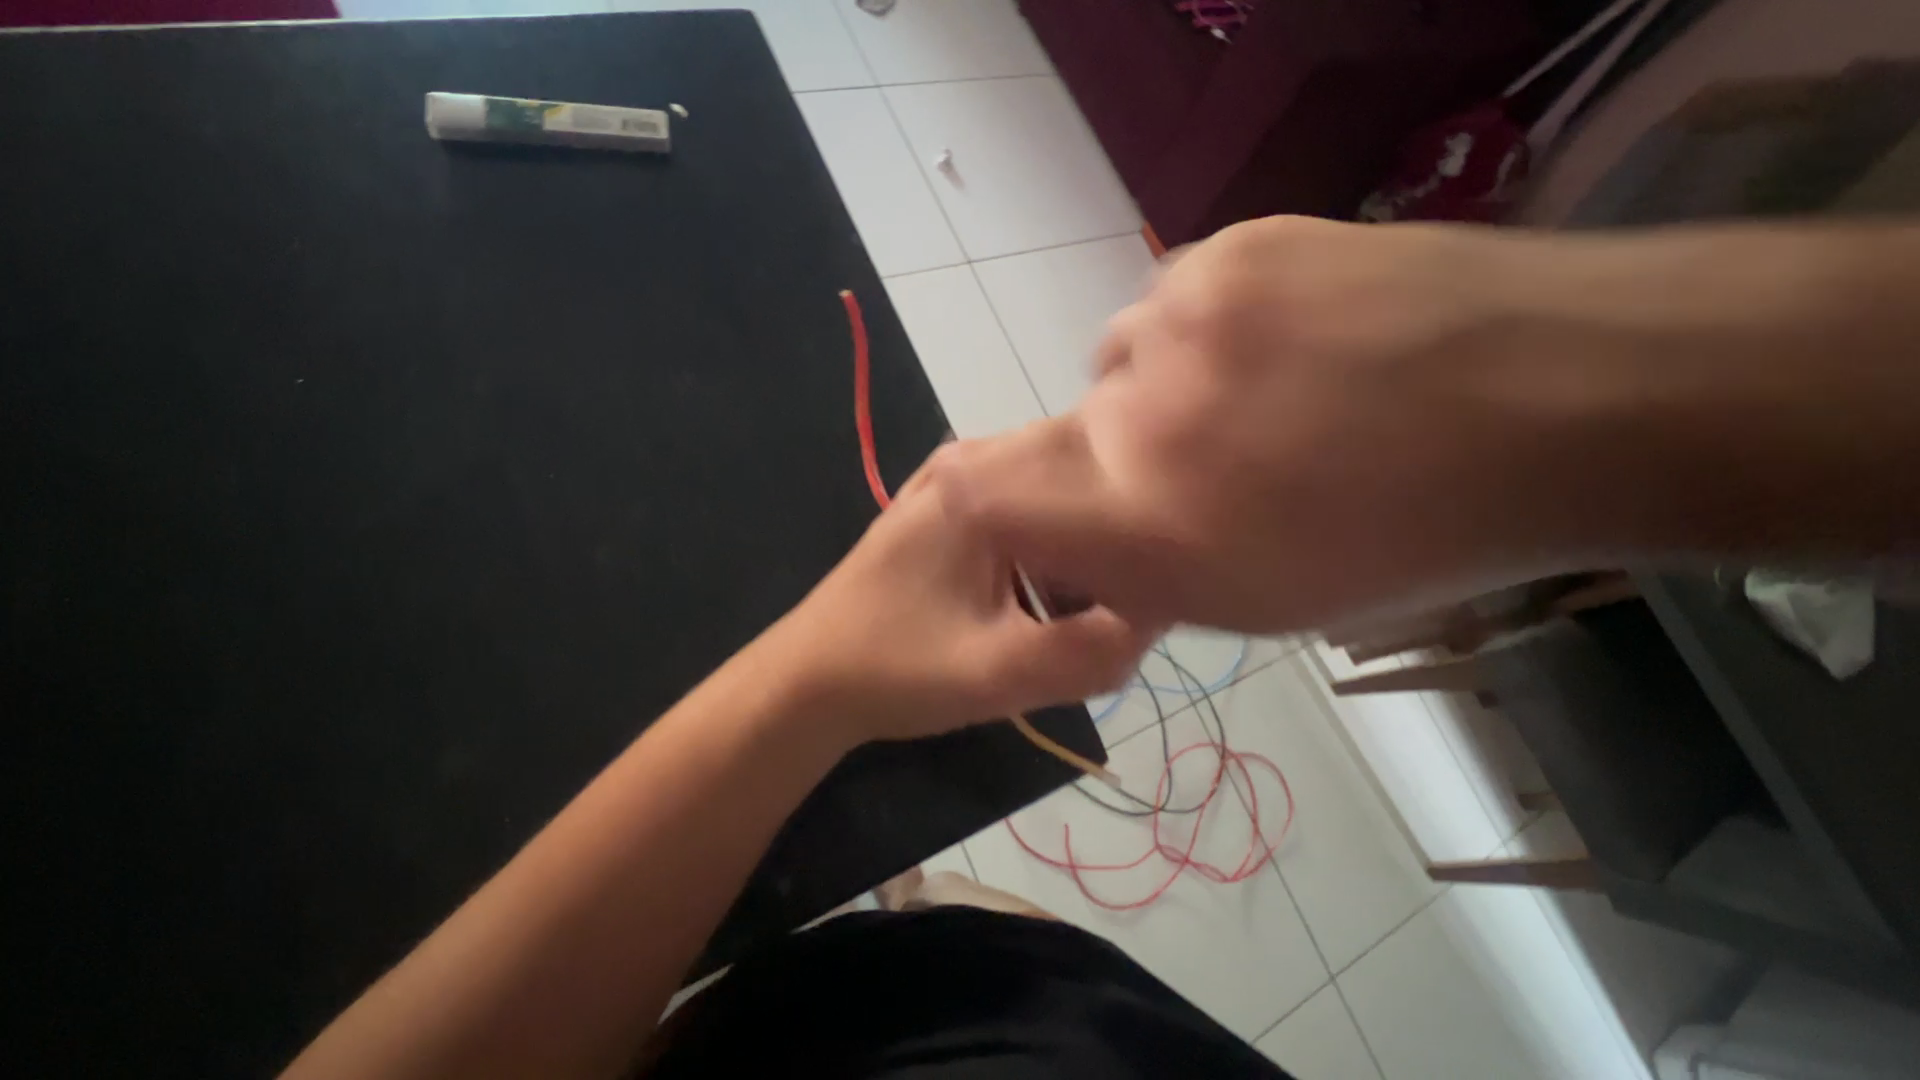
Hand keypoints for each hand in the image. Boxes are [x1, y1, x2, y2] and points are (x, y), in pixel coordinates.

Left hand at [767, 450, 1157, 745]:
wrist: (808, 684)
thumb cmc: (897, 671)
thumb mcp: (1000, 672)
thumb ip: (1090, 653)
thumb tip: (1158, 620)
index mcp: (983, 482)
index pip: (1098, 476)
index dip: (1138, 533)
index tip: (1153, 594)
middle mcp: (968, 463)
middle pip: (1076, 489)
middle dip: (1106, 550)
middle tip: (1113, 619)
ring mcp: (951, 484)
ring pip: (1049, 508)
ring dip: (1073, 560)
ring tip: (1075, 622)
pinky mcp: (943, 512)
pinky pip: (1019, 521)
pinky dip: (1040, 560)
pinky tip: (1035, 609)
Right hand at [932, 215, 1585, 631]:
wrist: (1565, 398)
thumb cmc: (1413, 539)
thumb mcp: (1264, 606)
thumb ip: (1143, 576)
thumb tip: (1080, 542)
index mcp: (1149, 526)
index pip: (979, 492)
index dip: (983, 501)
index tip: (1035, 515)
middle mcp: (1141, 418)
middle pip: (1063, 432)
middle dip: (1117, 462)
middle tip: (1218, 464)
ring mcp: (1185, 322)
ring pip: (1120, 364)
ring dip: (1162, 391)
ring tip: (1266, 396)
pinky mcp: (1230, 251)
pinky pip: (1176, 304)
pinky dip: (1210, 334)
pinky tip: (1294, 342)